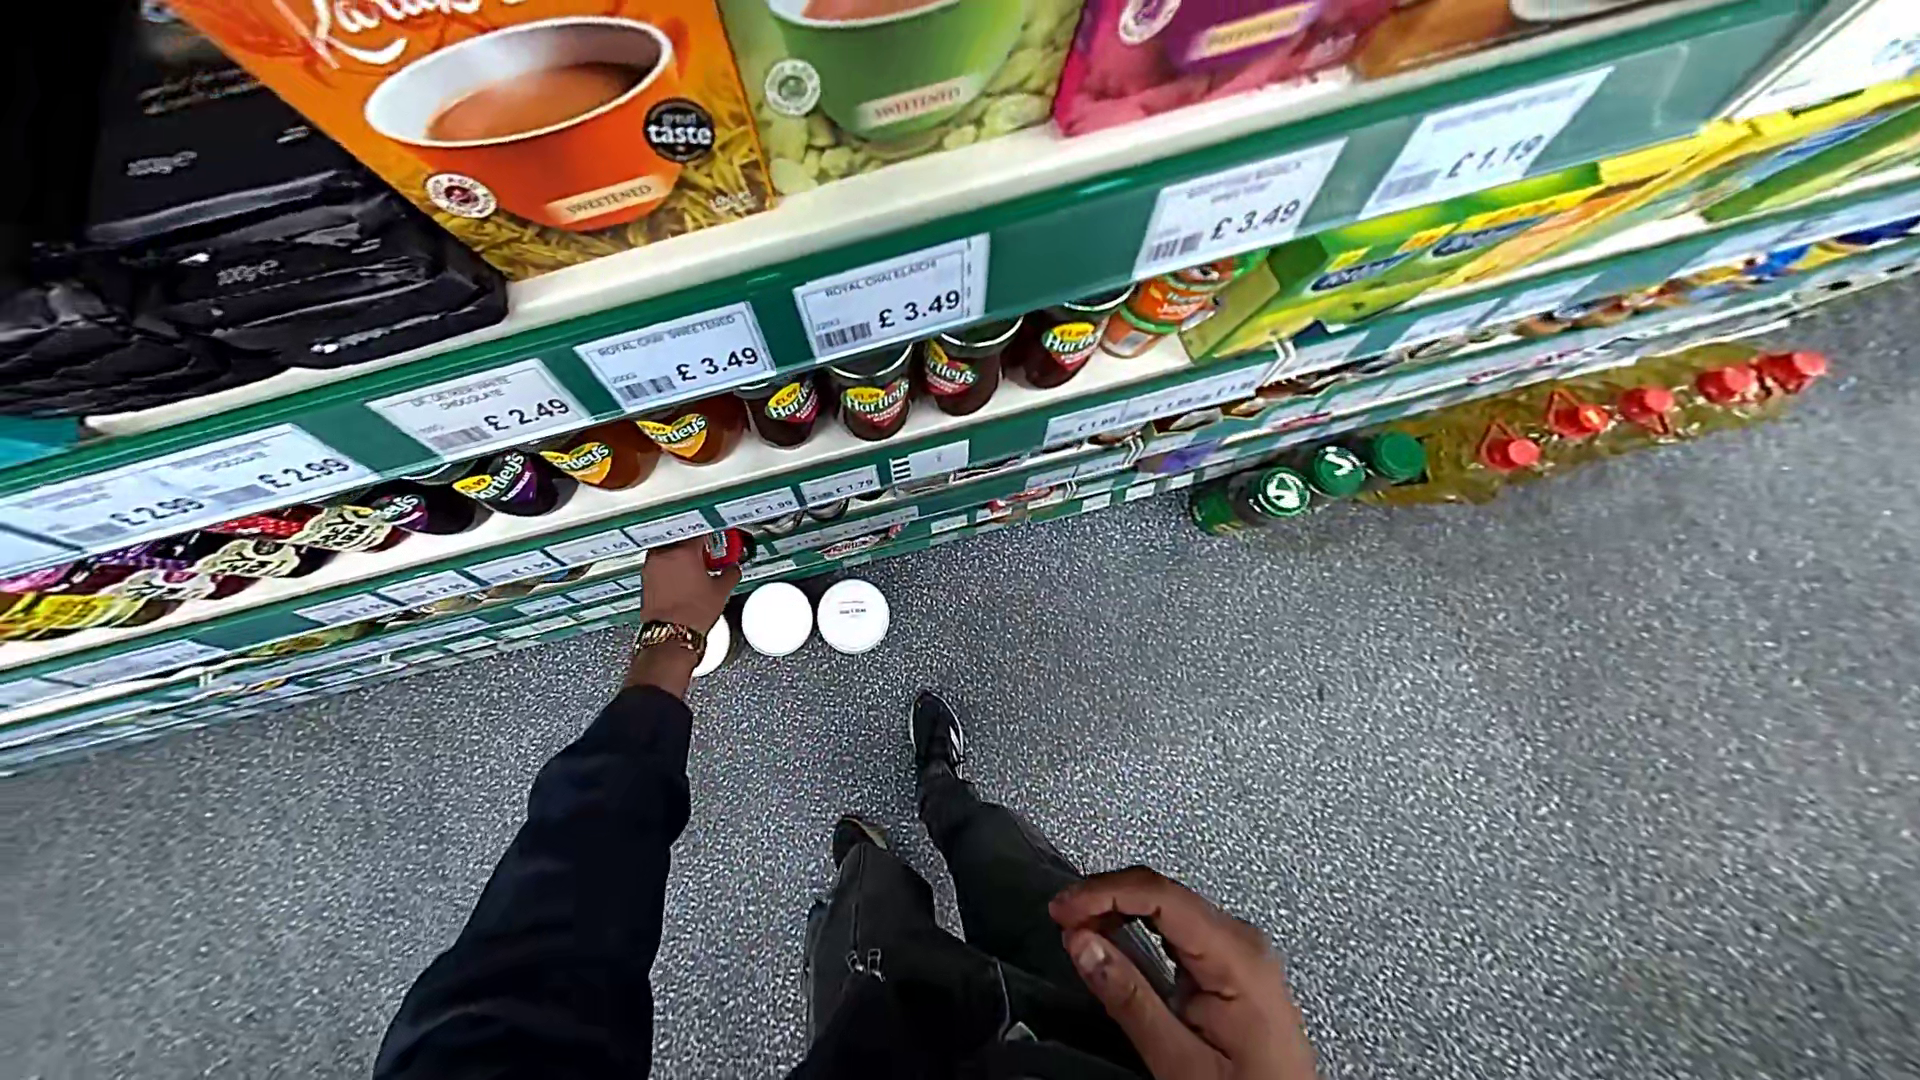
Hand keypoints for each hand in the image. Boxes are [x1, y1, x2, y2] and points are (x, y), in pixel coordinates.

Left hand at [638, 537, 737, 632]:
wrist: (671, 634)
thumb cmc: (692, 613)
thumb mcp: (721, 590)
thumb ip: (730, 573)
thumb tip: (732, 568)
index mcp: (684, 551)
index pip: (700, 532)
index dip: (713, 535)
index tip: (719, 539)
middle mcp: (664, 555)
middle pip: (682, 539)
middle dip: (696, 544)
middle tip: (709, 551)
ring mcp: (652, 567)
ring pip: (669, 550)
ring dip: (682, 554)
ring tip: (697, 565)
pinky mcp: (646, 579)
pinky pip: (661, 564)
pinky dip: (672, 566)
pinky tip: (684, 577)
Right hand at [1050, 867, 1318, 1079]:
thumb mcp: (1183, 1065)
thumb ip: (1130, 1000)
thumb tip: (1080, 941)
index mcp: (1237, 954)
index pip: (1159, 893)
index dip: (1103, 891)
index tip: (1064, 908)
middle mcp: (1240, 937)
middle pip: (1159, 889)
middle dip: (1104, 896)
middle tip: (1062, 919)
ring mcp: (1235, 945)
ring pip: (1162, 900)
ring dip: (1114, 907)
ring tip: (1077, 928)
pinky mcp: (1226, 959)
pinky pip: (1172, 921)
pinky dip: (1134, 922)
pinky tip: (1110, 935)